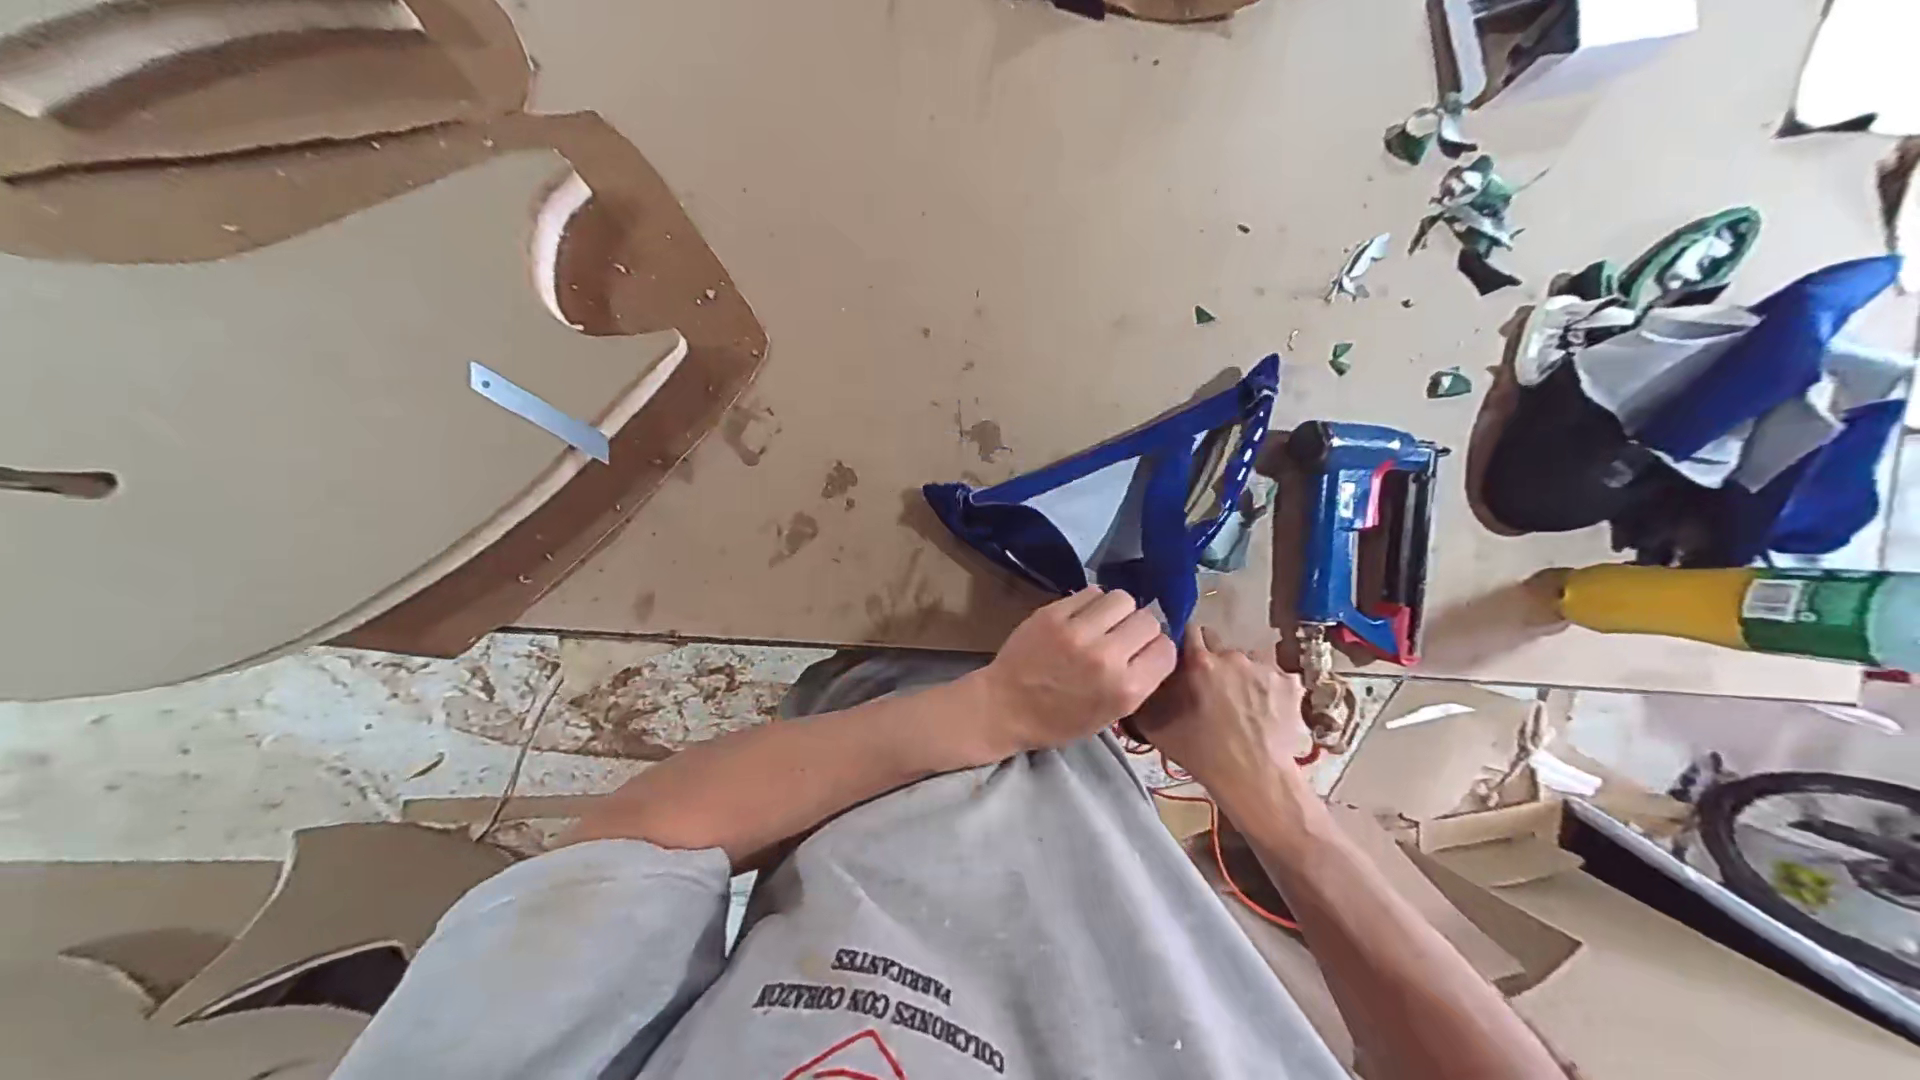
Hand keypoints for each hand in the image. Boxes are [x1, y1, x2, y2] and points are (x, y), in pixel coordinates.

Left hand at [971, 588, 1177, 753]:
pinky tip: (1082, 616)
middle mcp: (1107, 657)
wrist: (1005, 706)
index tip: (1143, 650)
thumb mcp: (1109, 714)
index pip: (1166, 649)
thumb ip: (1137, 681)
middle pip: (1148, 620)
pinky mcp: (1054, 614)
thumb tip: (1153, 644)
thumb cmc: (1058, 719)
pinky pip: (1090, 592)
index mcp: (1126, 689)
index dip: (1156, 648)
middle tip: (1121, 635)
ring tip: (1103, 621)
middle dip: (1139, 627)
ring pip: (1122, 598)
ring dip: (1117, 609)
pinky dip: (1091, 602)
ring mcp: (1078, 632)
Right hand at [1134, 627, 1311, 808]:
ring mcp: (1265, 668)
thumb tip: (1142, 676)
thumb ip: (1148, 693)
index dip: (1186, 643)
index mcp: (1199, 662)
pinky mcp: (1290, 683)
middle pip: (1219, 644)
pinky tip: (1265, 710)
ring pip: (1248, 659)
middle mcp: (1232, 656)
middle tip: (1211, 686)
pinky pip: (1274, 676)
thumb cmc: (1203, 754)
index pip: (1190, 631)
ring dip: (1241, 673)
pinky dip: (1268, 688)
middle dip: (1213, 659)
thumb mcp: (1158, 727)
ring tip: (1241, 702)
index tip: (1185, 658)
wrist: (1256, 779)